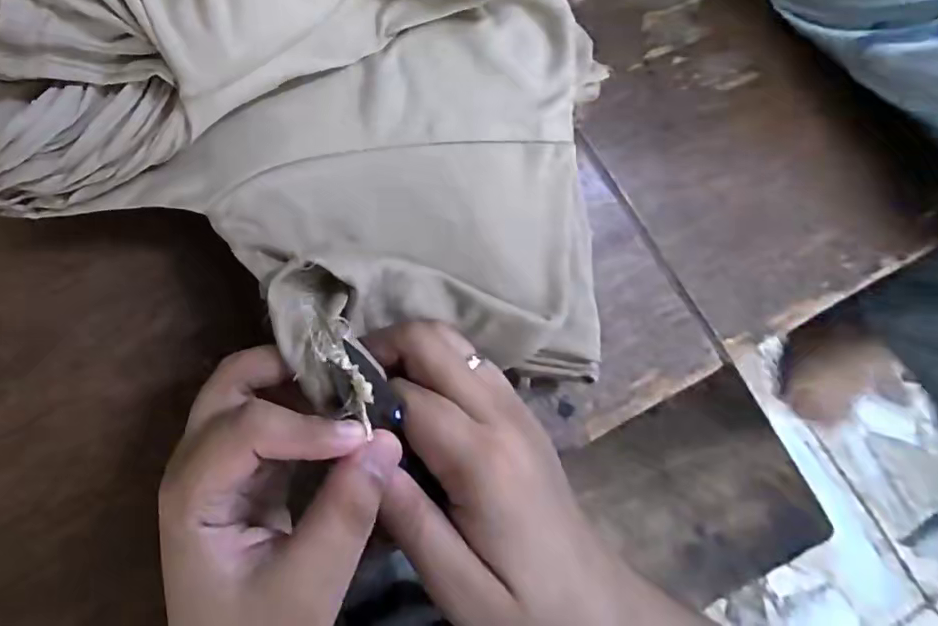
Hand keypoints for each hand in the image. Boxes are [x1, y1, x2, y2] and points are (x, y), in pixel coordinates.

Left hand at [160, 346, 403, 625]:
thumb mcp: (307, 590)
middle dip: (283, 369)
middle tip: (340, 376)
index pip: (247, 427)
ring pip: (243, 391)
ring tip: (342, 390)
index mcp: (191, 491)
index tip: (360, 433)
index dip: (306, 425)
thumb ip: (345, 514)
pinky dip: (296, 407)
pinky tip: (333, 417)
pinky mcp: (236, 474)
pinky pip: (262, 418)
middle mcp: (191, 463)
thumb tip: (385, 440)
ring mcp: (210, 464)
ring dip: (290, 381)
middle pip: (230, 384)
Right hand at [367, 322, 703, 625]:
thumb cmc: (528, 607)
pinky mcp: (519, 408)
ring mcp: (514, 404)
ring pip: (450, 338)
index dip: (365, 396)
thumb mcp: (462, 590)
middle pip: (430, 339)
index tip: (336, 415)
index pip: (406, 393)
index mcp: (483, 458)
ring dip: (408, 348)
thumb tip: (360, 451)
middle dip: (382, 347)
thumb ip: (409, 520)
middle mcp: (500, 413)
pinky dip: (433, 359)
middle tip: (352, 384)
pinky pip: (467, 356)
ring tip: (379, 386)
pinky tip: (418, 396)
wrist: (601, 608)